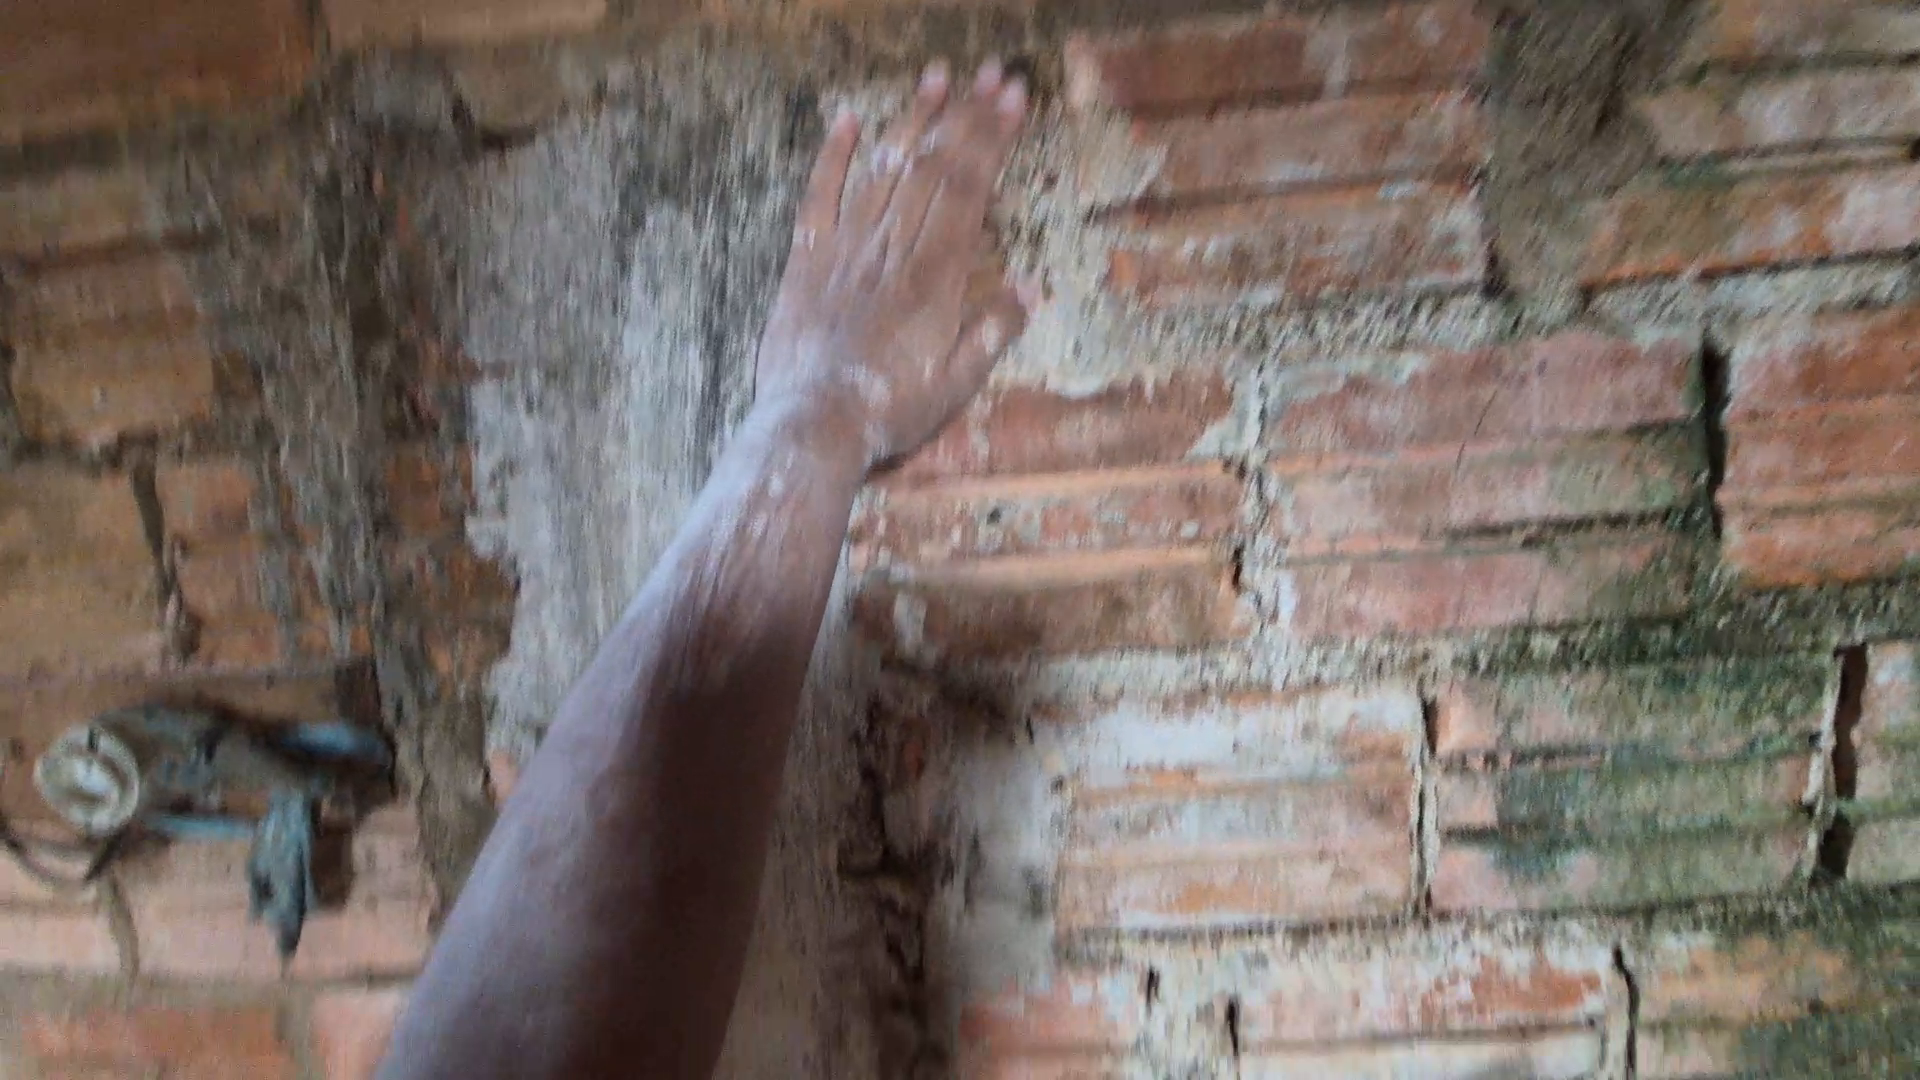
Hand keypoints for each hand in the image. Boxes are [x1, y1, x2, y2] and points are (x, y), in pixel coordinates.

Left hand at [754, 60, 1031, 469]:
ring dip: (911, 122)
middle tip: (989, 73)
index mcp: (934, 277)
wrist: (816, 424)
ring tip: (935, 77)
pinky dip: (831, 157)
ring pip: (882, 172)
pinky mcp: (806, 262)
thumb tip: (1031, 288)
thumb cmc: (892, 411)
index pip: (968, 192)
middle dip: (965, 118)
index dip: (991, 141)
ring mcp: (845, 250)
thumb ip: (993, 333)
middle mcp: (892, 250)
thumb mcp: (957, 385)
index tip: (1012, 99)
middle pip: (932, 170)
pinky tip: (847, 120)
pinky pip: (818, 198)